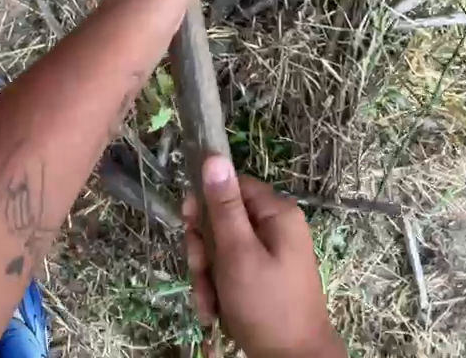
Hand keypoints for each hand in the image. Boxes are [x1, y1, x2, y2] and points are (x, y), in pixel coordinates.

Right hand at [183, 156, 342, 357]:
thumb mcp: (238, 253)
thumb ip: (223, 206)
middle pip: (224, 219)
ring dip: (207, 274)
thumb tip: (214, 156)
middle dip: (204, 248)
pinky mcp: (264, 279)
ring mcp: (271, 255)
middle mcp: (276, 229)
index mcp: (277, 213)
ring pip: (223, 248)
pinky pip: (232, 271)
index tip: (188, 223)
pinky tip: (213, 310)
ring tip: (207, 301)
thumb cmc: (267, 306)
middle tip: (199, 270)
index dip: (206, 202)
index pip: (232, 185)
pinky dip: (218, 289)